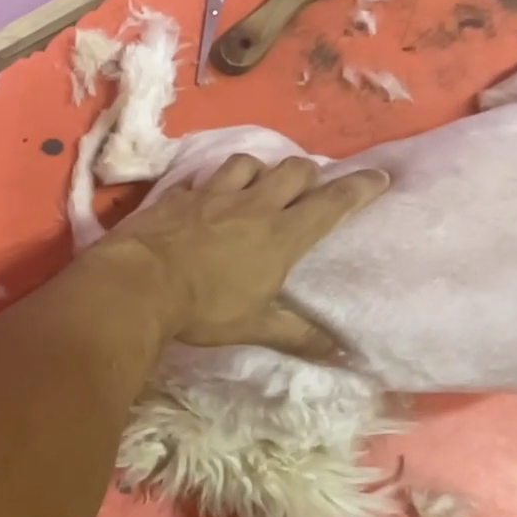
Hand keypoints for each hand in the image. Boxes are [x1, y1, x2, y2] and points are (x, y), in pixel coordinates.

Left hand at [89, 155, 386, 355]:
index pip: (332, 203)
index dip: (358, 188)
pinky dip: (212, 182)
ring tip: (258, 184)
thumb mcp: (254, 326)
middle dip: (309, 173)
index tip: (378, 177)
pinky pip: (203, 177)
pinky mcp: (178, 194)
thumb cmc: (202, 307)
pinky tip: (205, 194)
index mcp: (282, 234)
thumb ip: (297, 334)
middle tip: (309, 186)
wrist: (139, 281)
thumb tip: (340, 353)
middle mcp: (253, 205)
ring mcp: (212, 194)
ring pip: (248, 163)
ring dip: (260, 170)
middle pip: (294, 170)